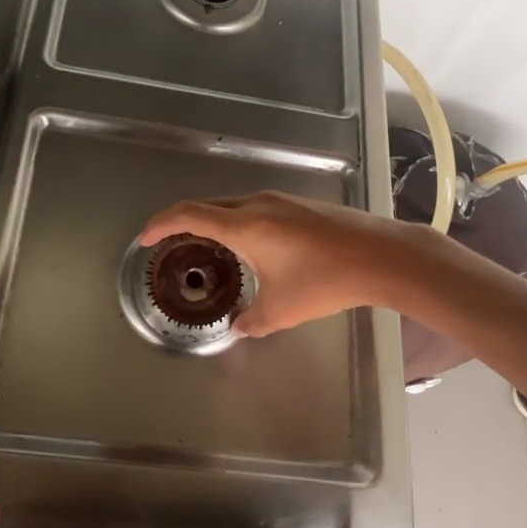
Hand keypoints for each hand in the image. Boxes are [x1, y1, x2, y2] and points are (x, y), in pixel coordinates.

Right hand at [141, 191, 427, 337]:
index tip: (146, 238)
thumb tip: (239, 327)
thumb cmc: (326, 281)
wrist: (381, 254)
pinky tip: (249, 246)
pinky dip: (237, 222)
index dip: (162, 223)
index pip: (189, 215)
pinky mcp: (299, 204)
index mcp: (244, 226)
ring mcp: (281, 200)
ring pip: (233, 205)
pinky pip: (254, 208)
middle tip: (171, 243)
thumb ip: (252, 320)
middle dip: (183, 222)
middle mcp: (257, 205)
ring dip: (213, 222)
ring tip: (207, 247)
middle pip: (208, 205)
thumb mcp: (282, 310)